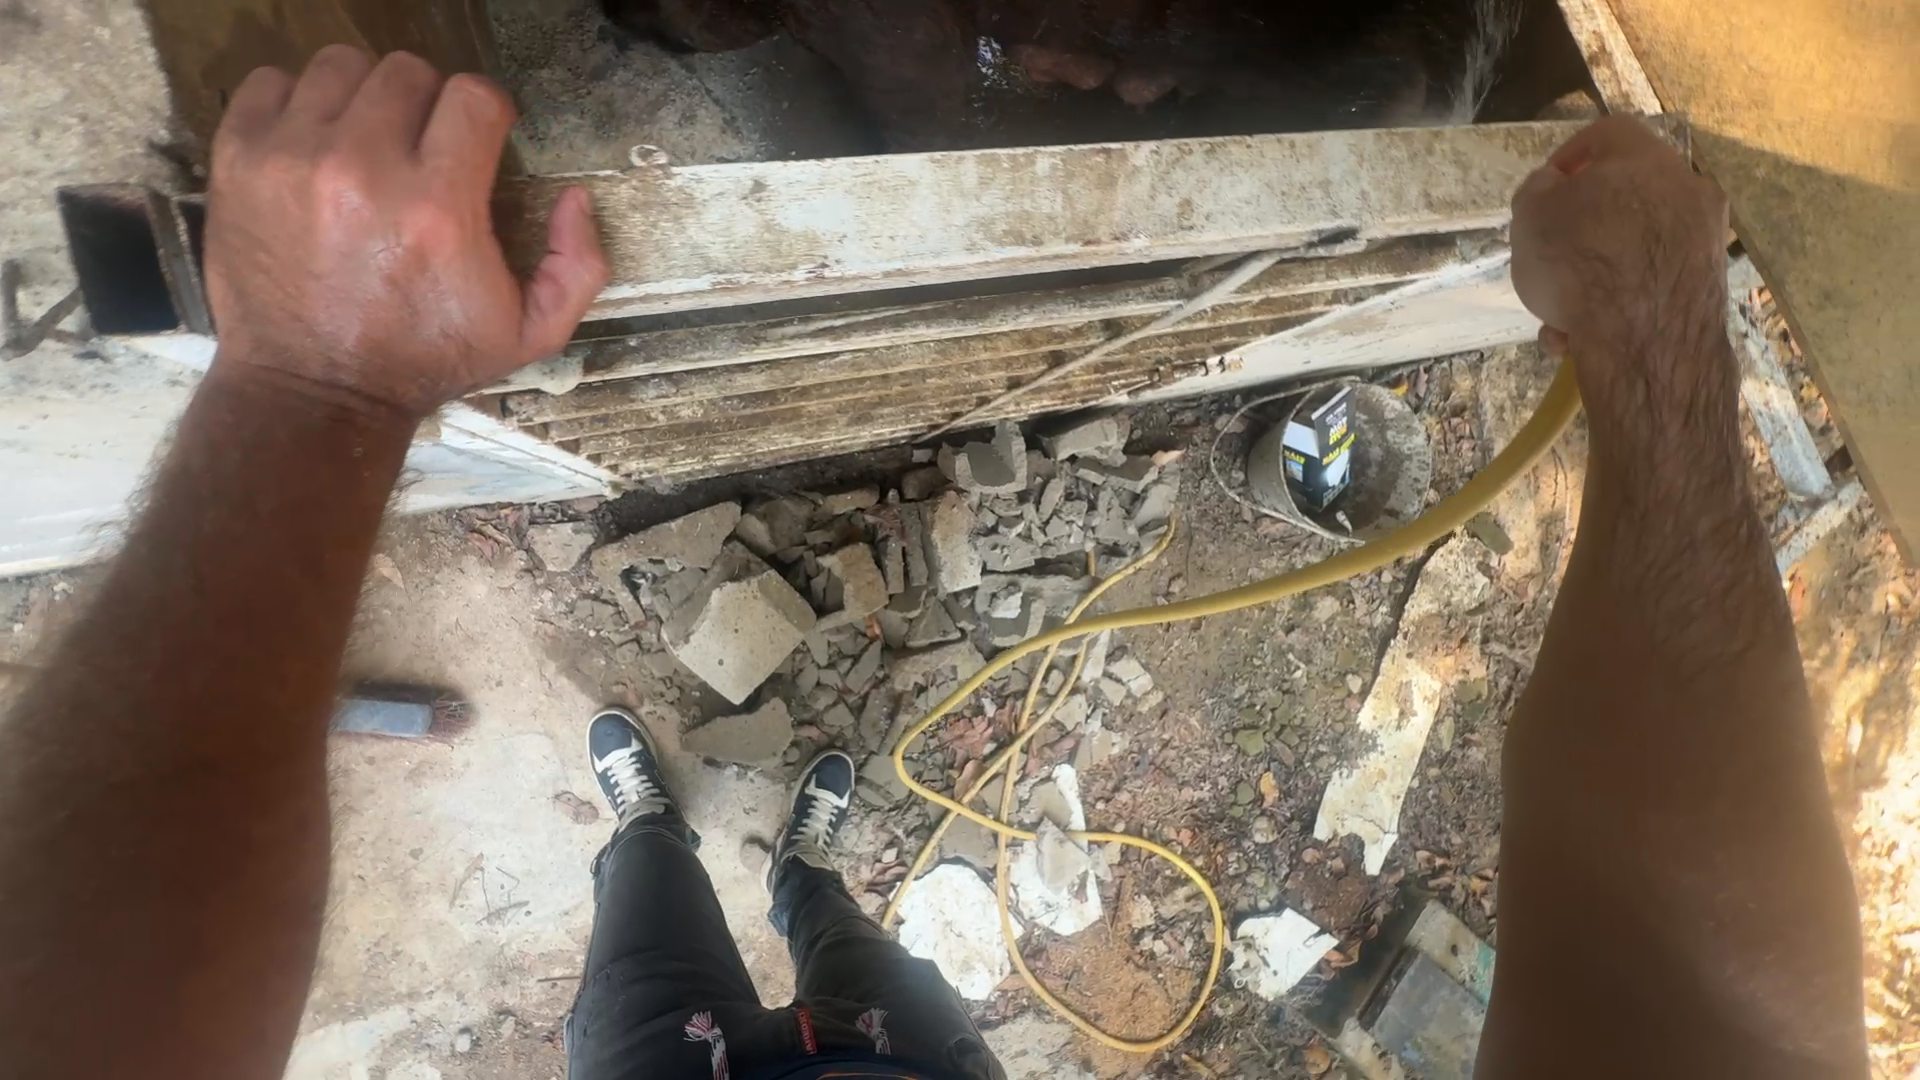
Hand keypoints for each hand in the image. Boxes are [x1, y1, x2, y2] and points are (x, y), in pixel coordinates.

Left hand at [204, 47, 609, 417]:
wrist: (323, 385)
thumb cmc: (437, 358)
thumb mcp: (536, 333)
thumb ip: (579, 267)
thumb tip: (576, 197)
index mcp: (443, 210)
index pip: (473, 98)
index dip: (491, 111)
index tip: (487, 137)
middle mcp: (365, 168)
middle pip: (407, 71)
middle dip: (433, 102)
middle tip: (434, 145)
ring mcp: (293, 155)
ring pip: (341, 66)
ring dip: (371, 96)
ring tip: (380, 141)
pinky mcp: (238, 155)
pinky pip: (272, 81)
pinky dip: (306, 101)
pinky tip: (326, 143)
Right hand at [1510, 116, 1729, 394]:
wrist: (1641, 330)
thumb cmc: (1577, 263)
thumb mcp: (1531, 218)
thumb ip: (1537, 192)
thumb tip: (1551, 185)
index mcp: (1640, 160)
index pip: (1606, 132)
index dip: (1567, 154)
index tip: (1542, 186)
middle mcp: (1683, 185)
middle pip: (1625, 190)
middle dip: (1582, 221)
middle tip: (1547, 251)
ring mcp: (1702, 232)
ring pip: (1635, 240)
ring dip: (1594, 268)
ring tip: (1558, 308)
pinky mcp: (1704, 276)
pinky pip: (1647, 278)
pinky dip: (1614, 298)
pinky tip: (1580, 331)